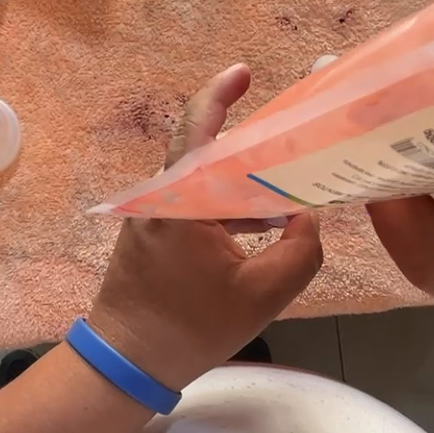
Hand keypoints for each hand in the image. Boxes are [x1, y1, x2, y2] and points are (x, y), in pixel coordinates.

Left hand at [87, 64, 324, 390]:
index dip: (220, 93)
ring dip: (243, 182)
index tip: (245, 73)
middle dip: (254, 145)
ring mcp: (153, 217)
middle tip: (297, 143)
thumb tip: (305, 218)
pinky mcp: (154, 237)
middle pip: (208, 154)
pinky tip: (261, 223)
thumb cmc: (191, 325)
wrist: (128, 359)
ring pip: (204, 183)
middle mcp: (162, 197)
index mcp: (181, 198)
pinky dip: (227, 206)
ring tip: (291, 185)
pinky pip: (195, 206)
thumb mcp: (263, 294)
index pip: (197, 127)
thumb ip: (300, 251)